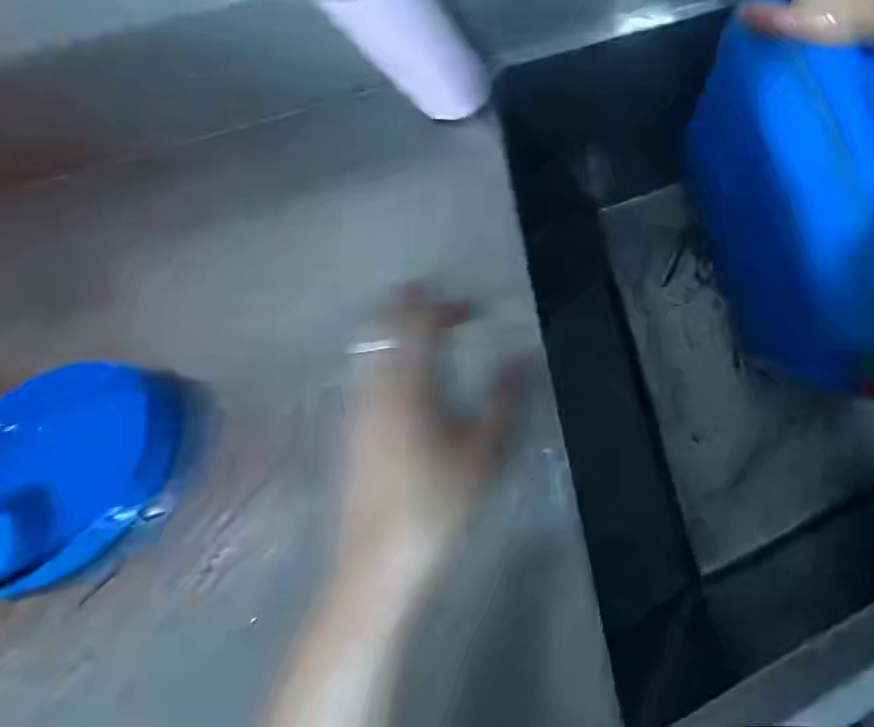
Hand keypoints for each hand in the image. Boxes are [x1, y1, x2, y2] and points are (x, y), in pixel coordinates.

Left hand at [337, 286, 526, 583]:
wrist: (376, 567)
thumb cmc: (439, 505)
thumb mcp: (486, 451)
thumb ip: (505, 398)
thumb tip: (522, 355)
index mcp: (410, 391)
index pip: (418, 328)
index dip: (444, 308)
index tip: (474, 308)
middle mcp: (375, 393)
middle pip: (384, 331)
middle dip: (412, 309)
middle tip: (446, 305)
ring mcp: (357, 414)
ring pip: (370, 352)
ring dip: (397, 332)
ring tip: (430, 332)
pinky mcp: (351, 434)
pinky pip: (367, 374)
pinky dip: (387, 357)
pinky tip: (409, 376)